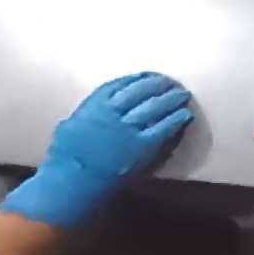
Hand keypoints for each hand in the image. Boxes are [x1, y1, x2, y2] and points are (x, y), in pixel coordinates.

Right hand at [0, 72, 193, 228]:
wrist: (75, 180)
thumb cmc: (67, 156)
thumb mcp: (71, 125)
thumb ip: (90, 111)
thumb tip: (107, 102)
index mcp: (92, 107)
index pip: (118, 85)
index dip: (137, 78)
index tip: (149, 75)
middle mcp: (111, 114)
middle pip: (140, 92)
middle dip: (158, 84)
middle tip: (172, 82)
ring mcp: (128, 129)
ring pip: (154, 107)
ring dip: (171, 99)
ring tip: (183, 95)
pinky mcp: (143, 146)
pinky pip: (164, 128)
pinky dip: (176, 119)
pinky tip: (186, 115)